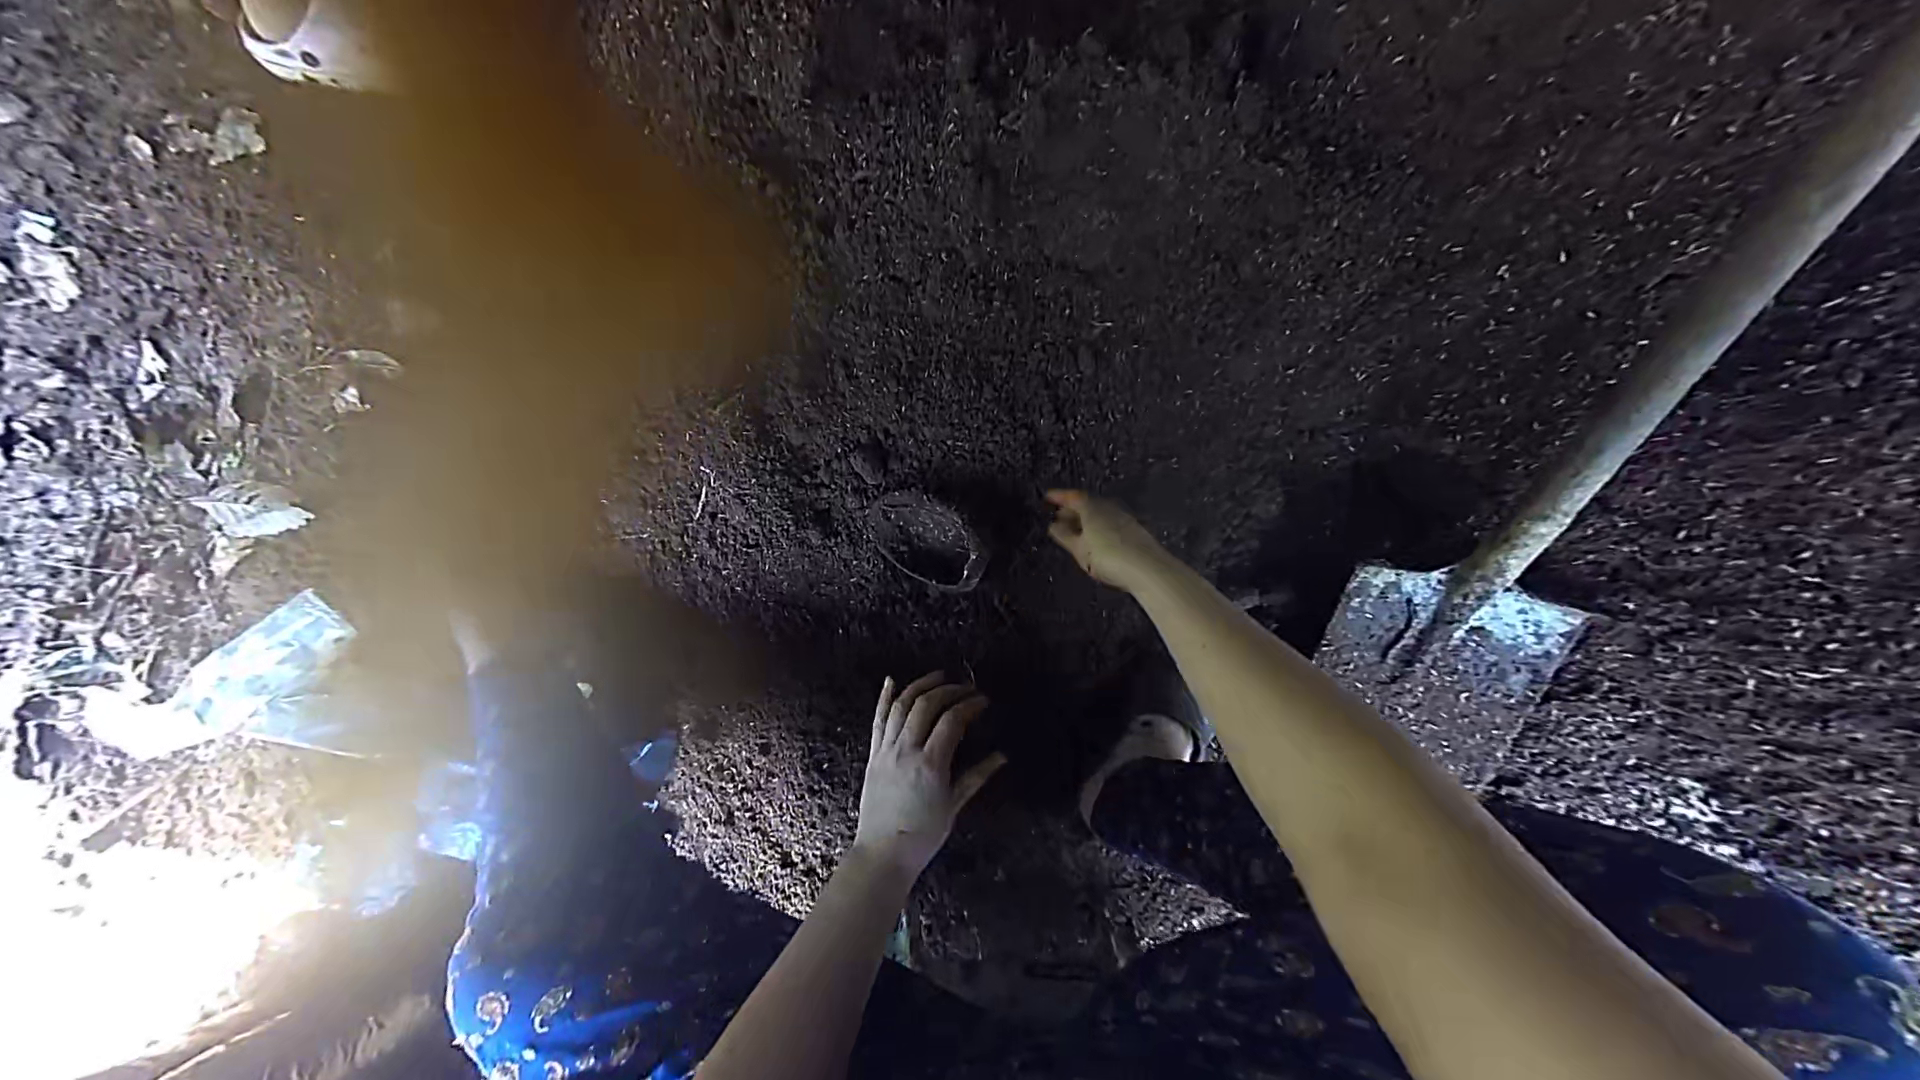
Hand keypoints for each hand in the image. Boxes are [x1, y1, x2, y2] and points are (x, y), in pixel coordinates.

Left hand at [854, 671, 1006, 877]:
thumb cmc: (923, 834)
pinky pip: (878, 719)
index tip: (982, 701)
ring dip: (921, 685)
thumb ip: (976, 777)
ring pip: (901, 705)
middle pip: (926, 706)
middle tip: (966, 688)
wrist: (883, 853)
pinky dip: (885, 698)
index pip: (951, 721)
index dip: (969, 705)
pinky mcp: (873, 754)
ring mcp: (886, 750)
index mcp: (930, 764)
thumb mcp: (954, 805)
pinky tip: (891, 681)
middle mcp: (906, 750)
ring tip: (938, 676)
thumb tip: (1001, 756)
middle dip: (949, 690)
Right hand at [1045, 490, 1176, 593]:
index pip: (1072, 496)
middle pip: (1087, 504)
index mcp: (1092, 507)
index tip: (1048, 497)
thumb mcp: (1079, 549)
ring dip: (1086, 520)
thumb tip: (1054, 526)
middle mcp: (1109, 507)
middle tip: (1059, 516)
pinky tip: (1097, 541)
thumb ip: (1064, 536)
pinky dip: (1099, 528)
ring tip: (1076, 531)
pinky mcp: (1135, 530)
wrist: (1147, 568)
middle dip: (1072, 510)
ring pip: (1100, 514)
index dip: (1059, 496)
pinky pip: (1111, 523)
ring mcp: (1124, 518)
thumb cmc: (1109, 556)